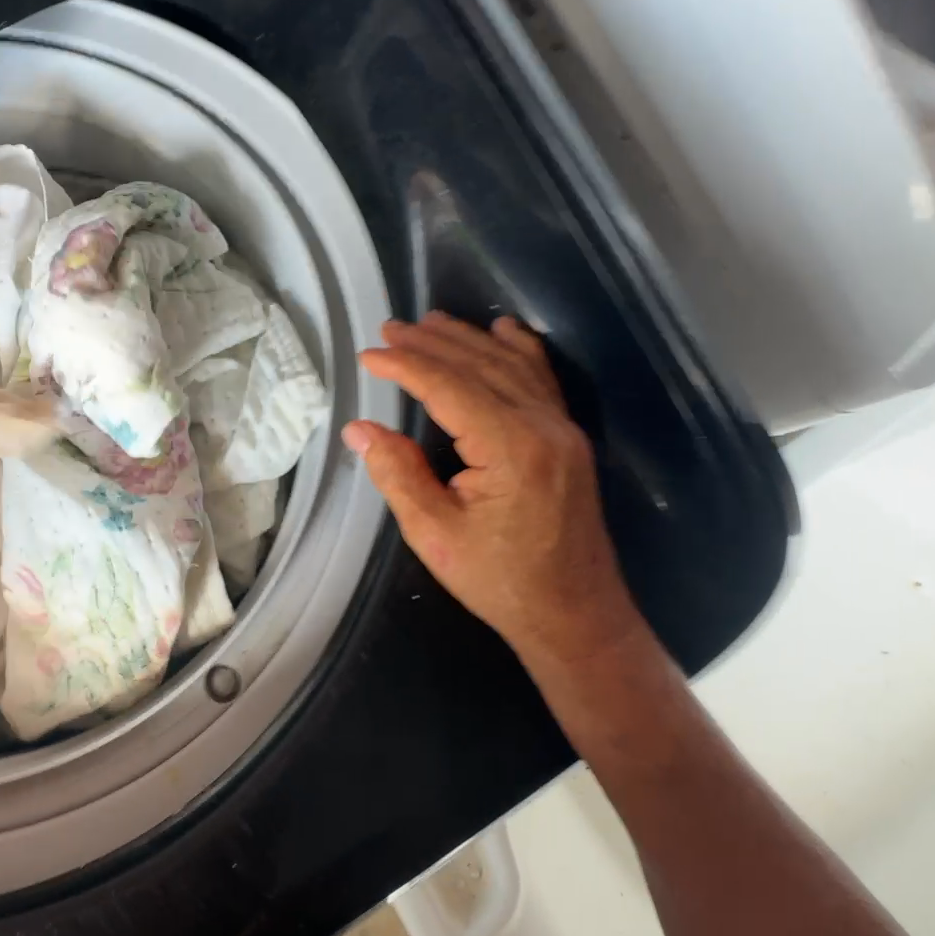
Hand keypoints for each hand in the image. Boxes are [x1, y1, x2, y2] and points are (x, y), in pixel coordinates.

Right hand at [344, 312, 639, 662]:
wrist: (574, 614)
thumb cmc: (499, 580)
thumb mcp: (434, 534)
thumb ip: (398, 474)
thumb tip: (360, 429)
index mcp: (511, 447)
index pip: (448, 387)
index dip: (405, 366)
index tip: (369, 354)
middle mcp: (543, 425)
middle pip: (481, 365)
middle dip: (432, 343)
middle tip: (391, 328)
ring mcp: (562, 429)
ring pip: (512, 365)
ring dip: (468, 339)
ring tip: (430, 321)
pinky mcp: (568, 439)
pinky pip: (542, 379)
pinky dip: (519, 350)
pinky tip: (504, 331)